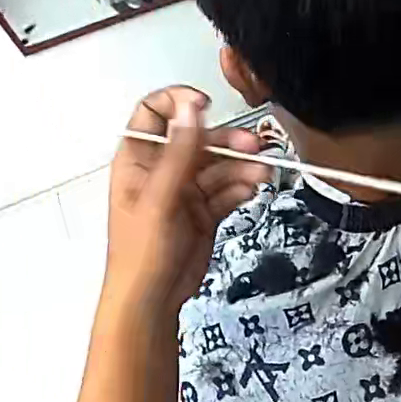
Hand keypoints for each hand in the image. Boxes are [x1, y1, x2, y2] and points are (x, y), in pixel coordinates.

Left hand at [101, 87, 270, 316]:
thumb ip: (178, 153)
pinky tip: (252, 189)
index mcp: (139, 160)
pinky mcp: (203, 212)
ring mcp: (185, 192)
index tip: (205, 105)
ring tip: (261, 173)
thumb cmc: (140, 254)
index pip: (156, 113)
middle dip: (227, 141)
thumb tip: (188, 111)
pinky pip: (227, 191)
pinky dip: (241, 189)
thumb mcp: (160, 197)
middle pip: (199, 141)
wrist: (153, 297)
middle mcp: (162, 172)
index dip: (180, 104)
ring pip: (219, 167)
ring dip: (242, 168)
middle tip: (252, 146)